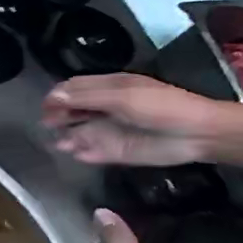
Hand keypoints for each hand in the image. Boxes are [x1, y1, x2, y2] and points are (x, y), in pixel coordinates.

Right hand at [42, 74, 230, 165]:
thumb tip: (52, 97)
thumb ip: (86, 98)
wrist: (197, 135)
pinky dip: (81, 153)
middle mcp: (104, 108)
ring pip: (77, 132)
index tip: (45, 106)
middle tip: (49, 124)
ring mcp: (108, 130)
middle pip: (71, 109)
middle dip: (57, 116)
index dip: (57, 95)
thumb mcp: (122, 97)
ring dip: (66, 137)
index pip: (73, 88)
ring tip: (62, 144)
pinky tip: (78, 153)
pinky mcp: (114, 151)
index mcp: (108, 88)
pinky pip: (90, 152)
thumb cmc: (161, 108)